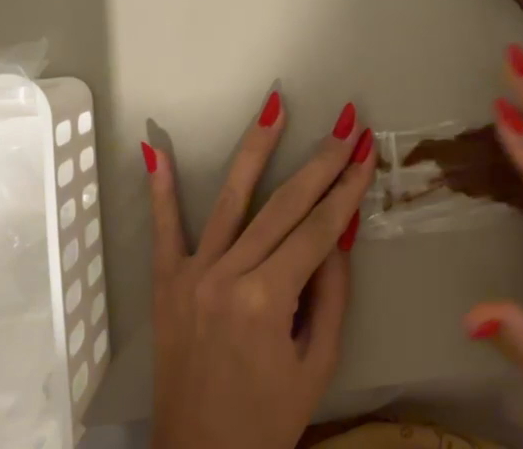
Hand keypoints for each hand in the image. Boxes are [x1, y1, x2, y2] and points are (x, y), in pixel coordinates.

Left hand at [145, 88, 378, 448]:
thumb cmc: (267, 419)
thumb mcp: (317, 362)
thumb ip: (330, 292)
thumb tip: (340, 230)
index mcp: (267, 300)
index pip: (318, 229)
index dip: (347, 188)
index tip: (366, 150)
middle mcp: (226, 276)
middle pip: (283, 205)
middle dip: (320, 161)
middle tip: (344, 123)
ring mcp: (191, 275)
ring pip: (230, 198)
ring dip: (255, 147)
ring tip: (275, 105)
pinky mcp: (165, 283)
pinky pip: (163, 229)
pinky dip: (160, 188)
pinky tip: (156, 147)